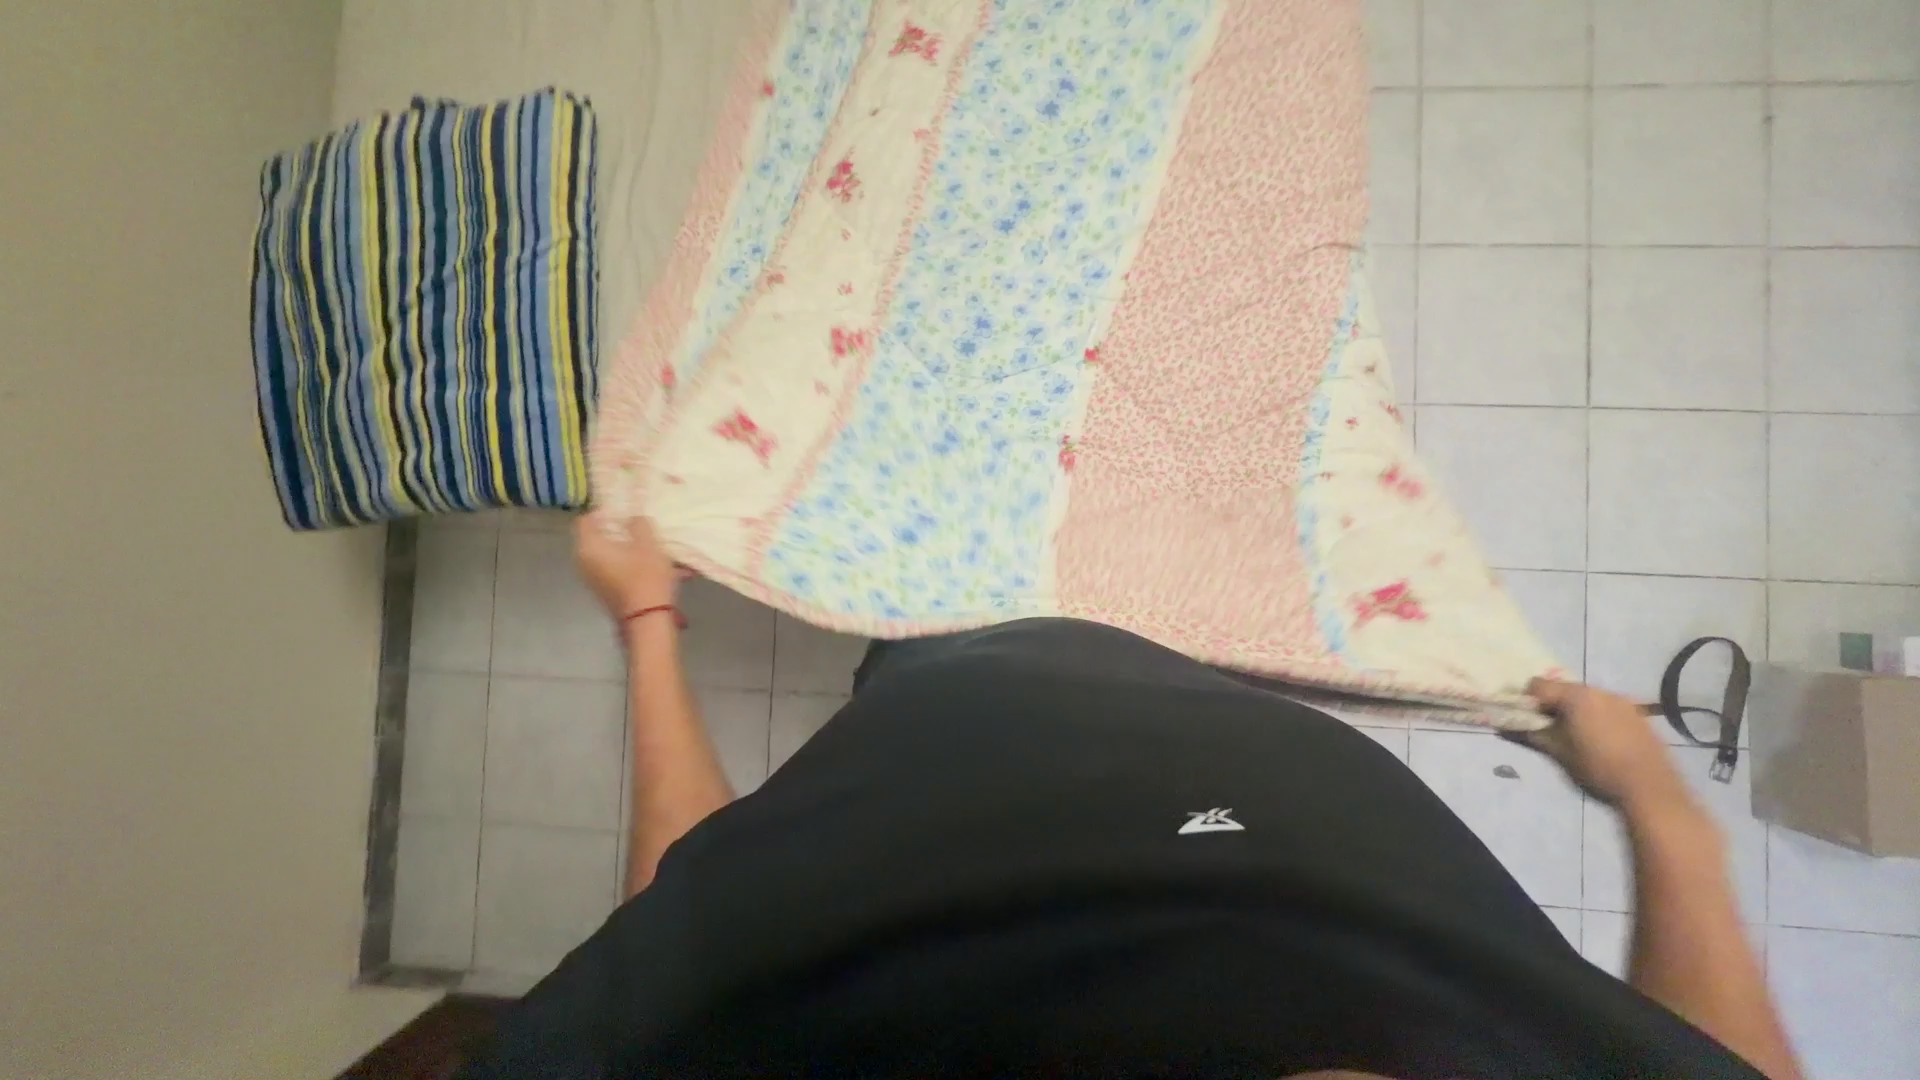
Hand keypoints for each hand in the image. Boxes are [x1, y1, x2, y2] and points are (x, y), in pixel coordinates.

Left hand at [574, 511, 677, 618]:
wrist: (647, 619)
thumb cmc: (646, 577)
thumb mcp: (648, 544)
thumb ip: (639, 524)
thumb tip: (633, 518)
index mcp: (589, 547)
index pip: (585, 520)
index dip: (603, 512)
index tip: (624, 512)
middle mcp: (583, 562)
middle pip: (597, 538)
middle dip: (618, 531)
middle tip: (640, 528)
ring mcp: (592, 579)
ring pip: (607, 554)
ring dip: (626, 548)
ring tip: (650, 548)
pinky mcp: (604, 591)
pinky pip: (614, 569)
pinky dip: (629, 564)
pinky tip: (653, 567)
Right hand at [1514, 677, 1694, 812]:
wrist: (1651, 789)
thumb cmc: (1599, 767)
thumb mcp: (1559, 752)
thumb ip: (1533, 734)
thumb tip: (1506, 726)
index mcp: (1576, 696)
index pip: (1538, 684)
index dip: (1527, 699)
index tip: (1527, 717)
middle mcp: (1600, 691)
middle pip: (1564, 688)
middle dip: (1552, 703)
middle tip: (1549, 725)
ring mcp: (1623, 702)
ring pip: (1587, 697)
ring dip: (1575, 708)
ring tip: (1575, 732)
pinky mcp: (1639, 715)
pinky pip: (1607, 706)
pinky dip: (1597, 715)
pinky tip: (1600, 737)